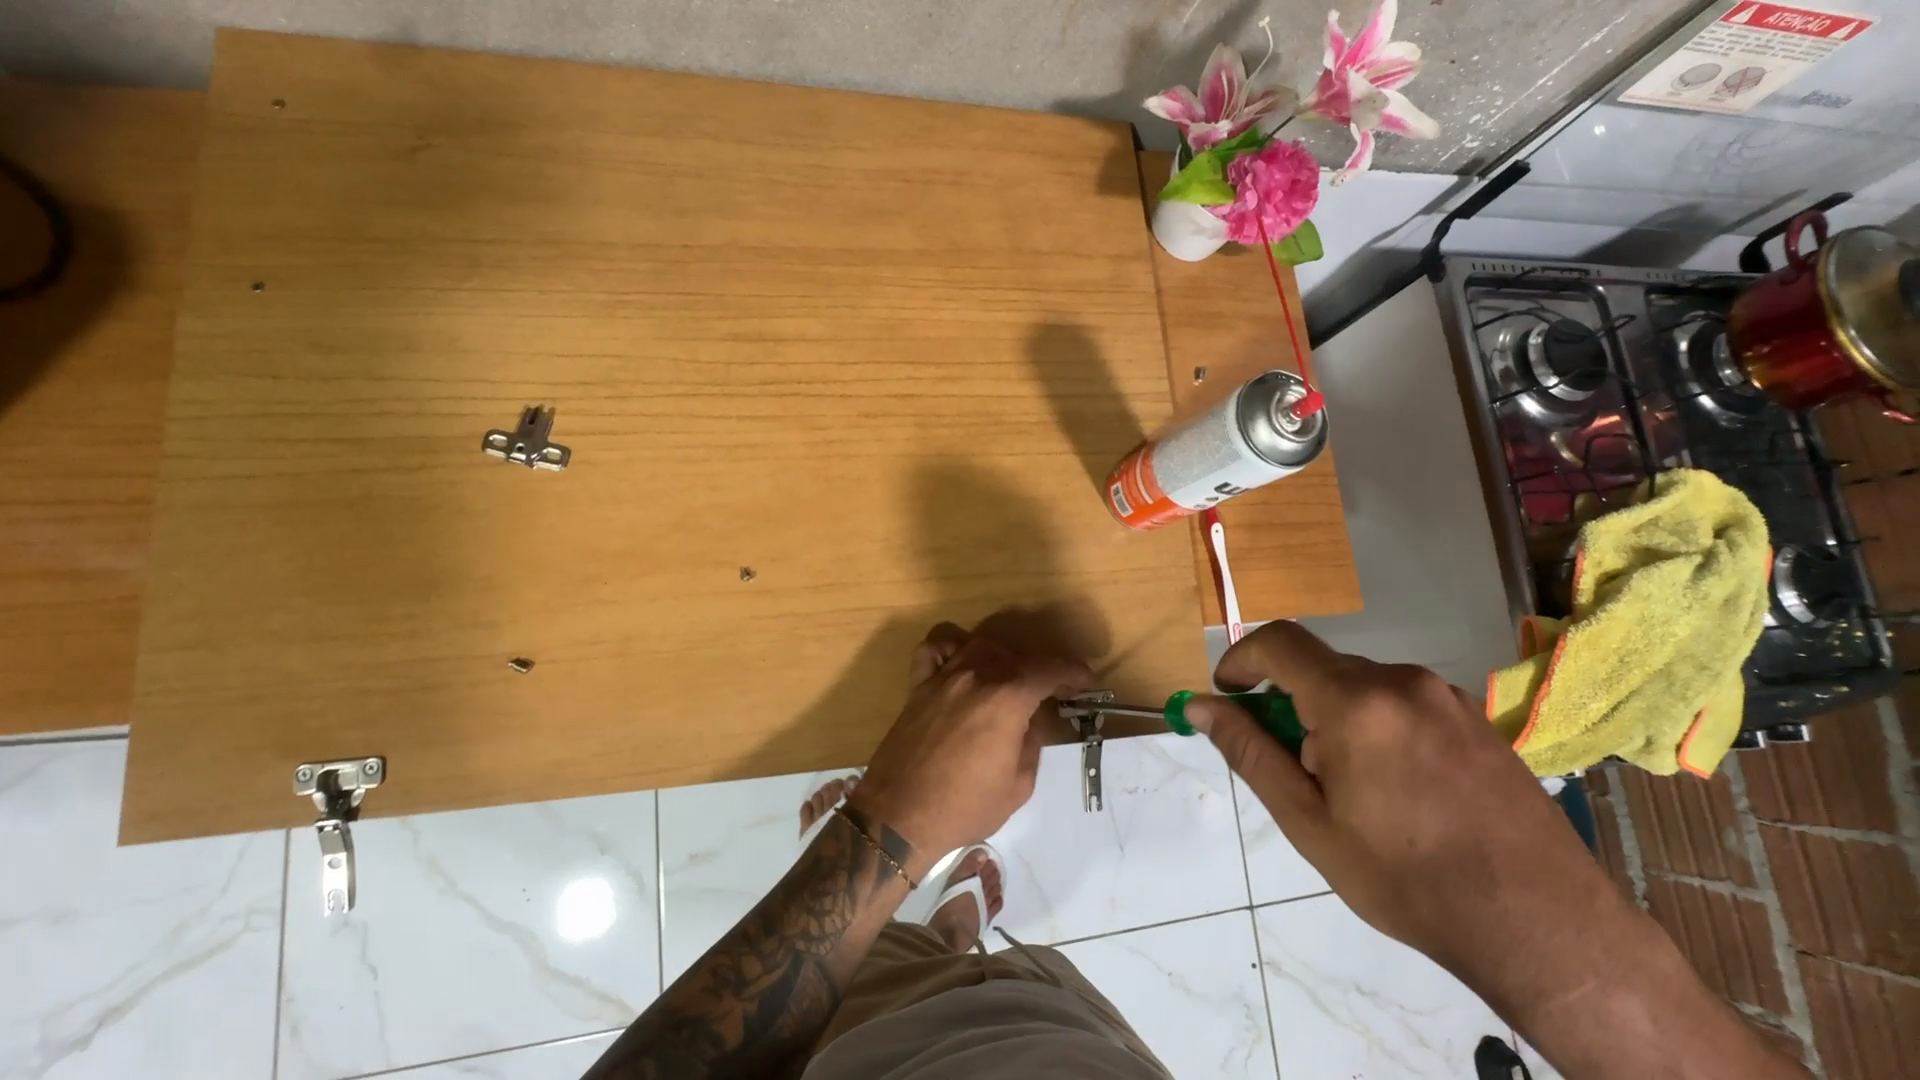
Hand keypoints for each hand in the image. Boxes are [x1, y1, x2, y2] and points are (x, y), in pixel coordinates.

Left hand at [845, 615, 1092, 880]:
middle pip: (1016, 656)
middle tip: (1050, 693)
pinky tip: (960, 667)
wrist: (900, 817)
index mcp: (1006, 700)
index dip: (1072, 672)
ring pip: (979, 645)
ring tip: (1008, 681)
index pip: (1048, 670)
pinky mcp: (916, 688)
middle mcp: (975, 677)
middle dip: (1040, 670)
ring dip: (1002, 658)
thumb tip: (1030, 723)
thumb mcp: (1018, 785)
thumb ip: (1031, 744)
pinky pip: (934, 650)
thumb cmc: (964, 808)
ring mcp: (942, 678)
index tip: (1084, 682)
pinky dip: (952, 649)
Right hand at [1183, 621, 1616, 972]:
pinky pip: (1406, 704)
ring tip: (1355, 792)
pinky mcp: (1479, 719)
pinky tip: (1401, 791)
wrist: (1539, 922)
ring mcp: (1449, 697)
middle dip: (1293, 704)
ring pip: (1365, 689)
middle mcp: (1403, 682)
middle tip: (1296, 772)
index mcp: (1356, 702)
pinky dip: (1379, 728)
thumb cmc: (1404, 878)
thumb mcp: (1307, 820)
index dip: (1242, 660)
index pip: (1280, 643)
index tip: (1228, 694)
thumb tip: (1202, 705)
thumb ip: (1250, 752)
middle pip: (1323, 668)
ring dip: (1338, 719)